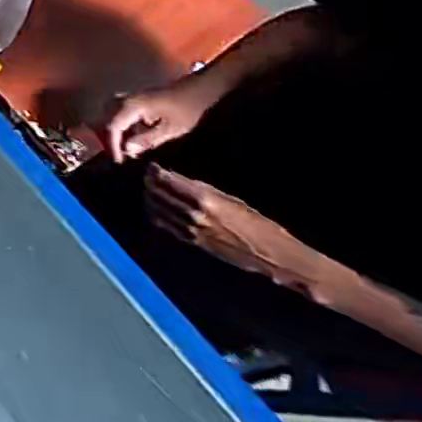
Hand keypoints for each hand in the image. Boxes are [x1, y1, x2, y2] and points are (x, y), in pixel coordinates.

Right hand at [101, 86, 210, 162]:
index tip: (119, 161)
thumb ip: (147, 139)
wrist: (195, 90)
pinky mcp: (131, 99)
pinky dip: (118, 124)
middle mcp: (123, 100)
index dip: (113, 145)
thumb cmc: (185, 110)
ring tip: (123, 146)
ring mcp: (126, 98)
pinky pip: (115, 112)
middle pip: (106, 120)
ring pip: (108, 115)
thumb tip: (127, 150)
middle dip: (110, 139)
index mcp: (131, 107)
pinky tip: (129, 134)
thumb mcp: (171, 129)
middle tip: (121, 155)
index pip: (112, 127)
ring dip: (113, 131)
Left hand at [145, 167, 333, 300]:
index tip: (152, 166)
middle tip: (148, 176)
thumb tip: (175, 177)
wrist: (273, 255)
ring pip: (156, 209)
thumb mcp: (229, 199)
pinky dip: (155, 213)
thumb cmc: (257, 223)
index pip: (166, 181)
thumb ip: (200, 189)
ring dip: (149, 197)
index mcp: (204, 200)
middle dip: (150, 182)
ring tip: (150, 189)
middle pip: (157, 193)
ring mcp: (190, 230)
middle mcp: (192, 214)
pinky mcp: (191, 242)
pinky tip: (156, 207)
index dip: (155, 172)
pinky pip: (163, 225)